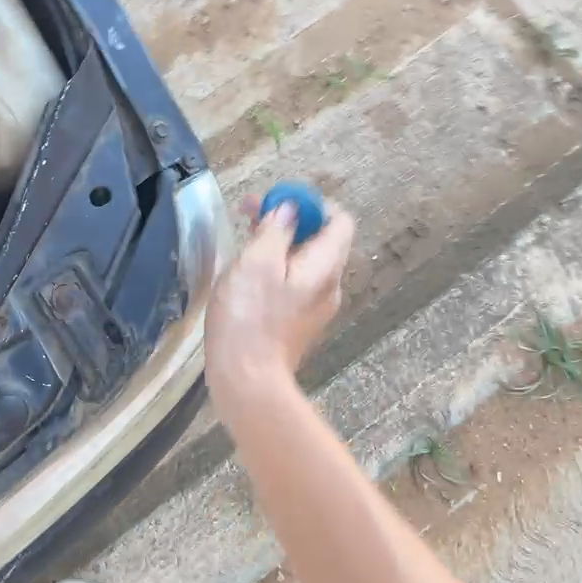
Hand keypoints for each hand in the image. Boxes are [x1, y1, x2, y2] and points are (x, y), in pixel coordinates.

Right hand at [203, 201, 354, 407]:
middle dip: (287, 219)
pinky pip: (293, 281)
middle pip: (319, 238)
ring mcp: (314, 306)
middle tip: (246, 213)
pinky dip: (274, 267)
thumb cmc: (250, 316)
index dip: (310, 203)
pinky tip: (245, 273)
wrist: (246, 380)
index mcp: (325, 266)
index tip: (274, 202)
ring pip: (303, 260)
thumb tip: (290, 208)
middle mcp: (328, 285)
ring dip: (277, 242)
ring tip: (242, 239)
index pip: (339, 220)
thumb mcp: (256, 262)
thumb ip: (275, 229)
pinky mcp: (298, 321)